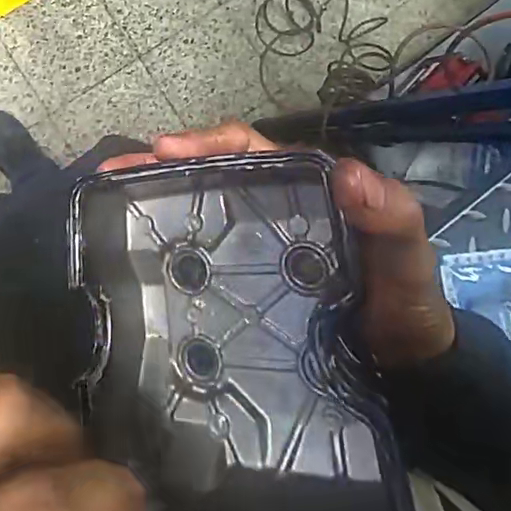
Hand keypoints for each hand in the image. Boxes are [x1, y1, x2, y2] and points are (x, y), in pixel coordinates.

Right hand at [100, 122, 455, 367]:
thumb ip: (392, 216)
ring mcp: (249, 244)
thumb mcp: (408, 254)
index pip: (245, 150)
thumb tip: (348, 174)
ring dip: (148, 196)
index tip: (163, 148)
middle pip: (205, 172)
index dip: (204, 142)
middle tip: (110, 172)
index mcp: (299, 185)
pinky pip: (197, 251)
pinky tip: (131, 253)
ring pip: (193, 206)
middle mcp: (266, 206)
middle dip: (155, 165)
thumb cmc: (405, 300)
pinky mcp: (237, 281)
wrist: (403, 368)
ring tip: (102, 199)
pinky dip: (163, 241)